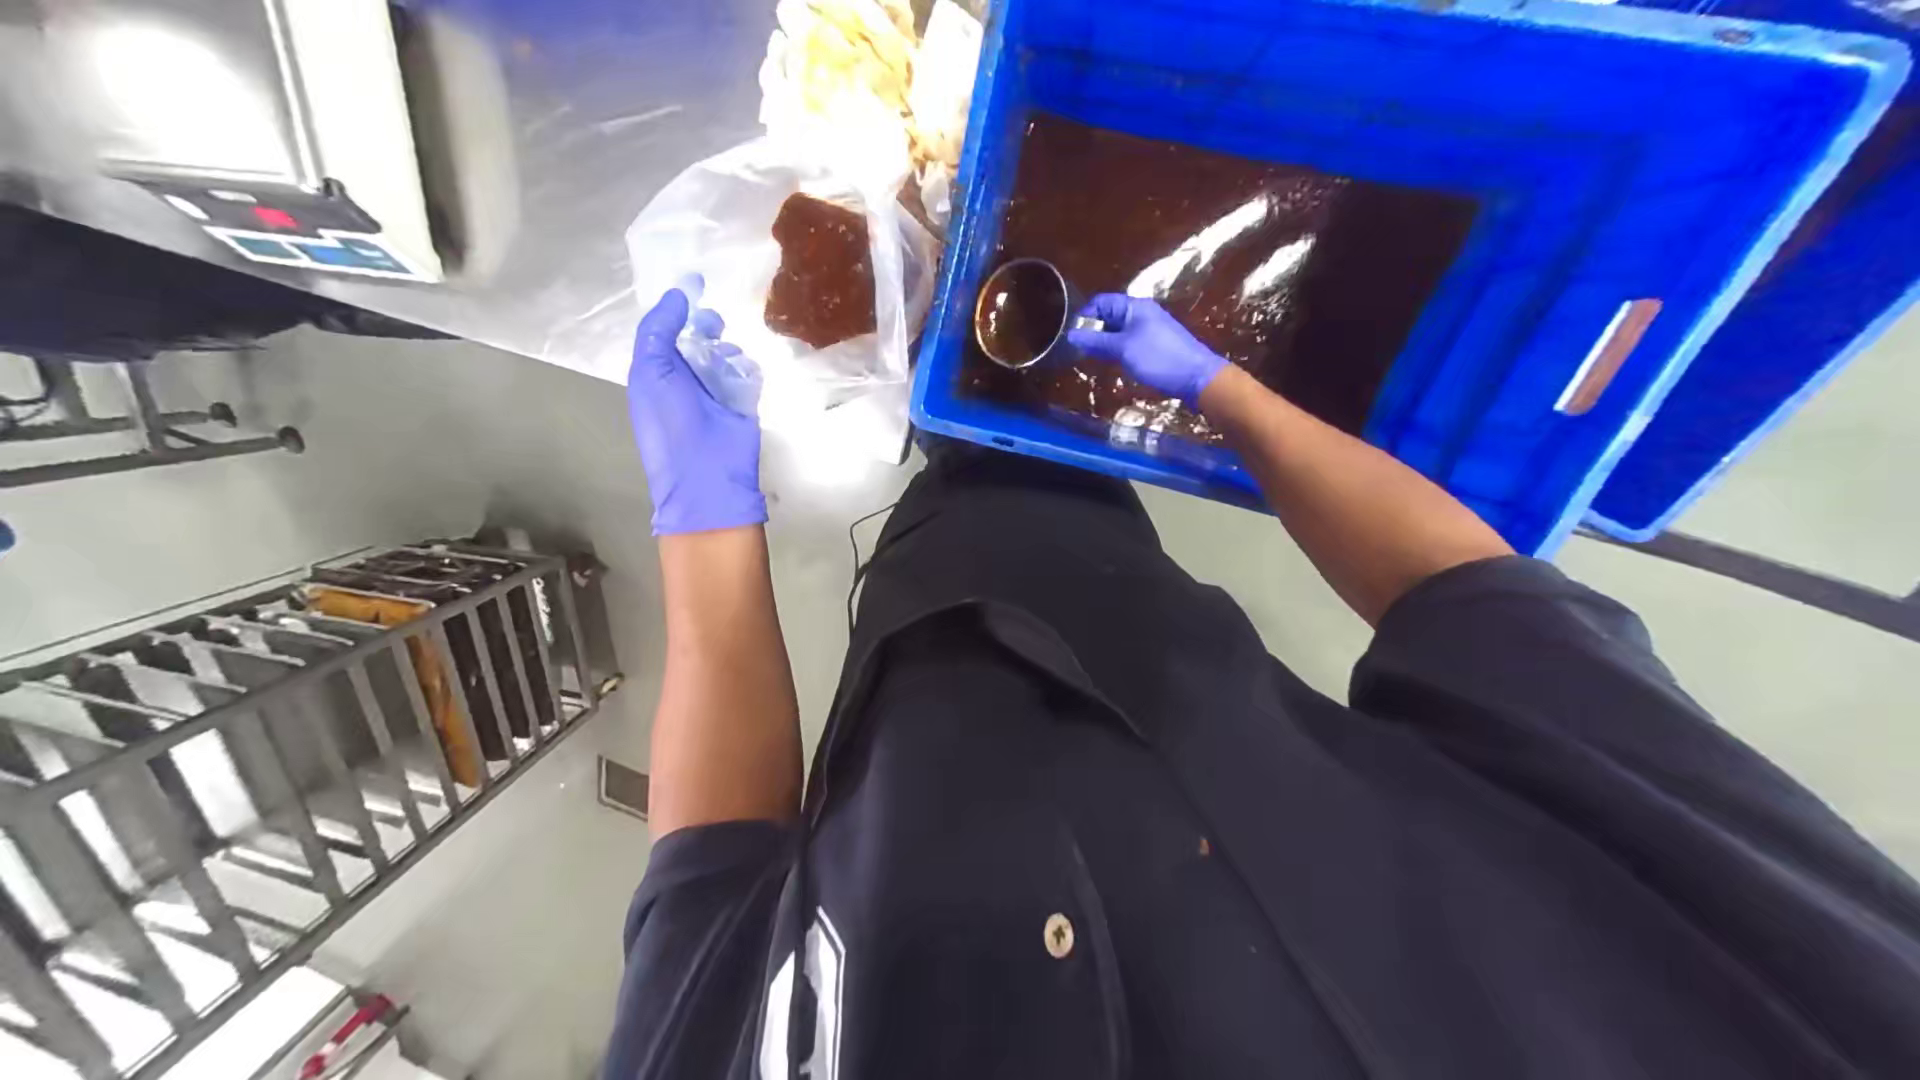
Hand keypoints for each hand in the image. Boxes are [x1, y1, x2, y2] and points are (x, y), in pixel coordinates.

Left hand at [628, 287, 766, 534]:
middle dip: (706, 326)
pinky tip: (743, 375)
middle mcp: (686, 379)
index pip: (667, 331)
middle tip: (714, 324)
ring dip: (728, 350)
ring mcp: (717, 393)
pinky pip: (749, 375)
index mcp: (657, 372)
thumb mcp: (651, 370)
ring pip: (727, 354)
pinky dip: (748, 370)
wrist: (705, 475)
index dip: (679, 308)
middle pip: (699, 338)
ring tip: (728, 359)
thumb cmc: (669, 423)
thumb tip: (677, 294)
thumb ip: (659, 329)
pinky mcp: (744, 404)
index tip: (695, 284)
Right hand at [1066, 294, 1228, 403]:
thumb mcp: (1123, 349)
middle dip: (1092, 330)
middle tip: (1077, 350)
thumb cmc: (1159, 359)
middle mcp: (1140, 314)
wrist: (1196, 377)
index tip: (1071, 335)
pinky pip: (1127, 342)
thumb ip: (1096, 341)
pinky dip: (1116, 350)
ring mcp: (1148, 330)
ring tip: (1090, 358)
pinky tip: (1111, 363)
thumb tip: (1070, 335)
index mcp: (1134, 307)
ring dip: (1103, 342)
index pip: (1101, 302)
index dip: (1084, 315)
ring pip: (1117, 331)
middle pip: (1108, 316)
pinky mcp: (1153, 346)